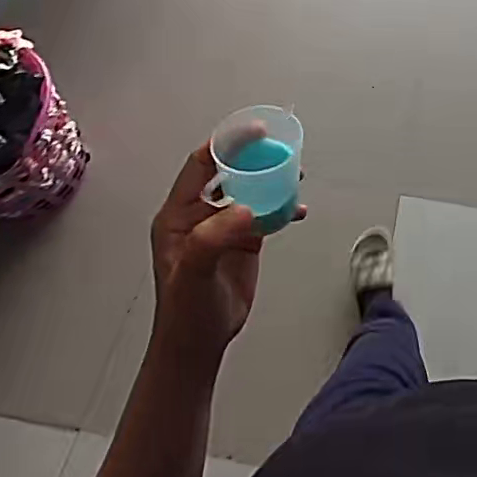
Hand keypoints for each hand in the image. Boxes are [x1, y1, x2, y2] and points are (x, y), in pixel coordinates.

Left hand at [148, 140, 304, 367]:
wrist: (199, 344)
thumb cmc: (185, 310)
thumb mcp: (193, 271)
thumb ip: (213, 237)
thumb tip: (246, 209)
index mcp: (178, 213)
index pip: (202, 164)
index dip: (227, 144)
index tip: (255, 132)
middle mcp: (200, 214)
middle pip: (230, 172)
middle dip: (254, 156)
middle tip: (280, 146)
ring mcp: (223, 227)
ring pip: (250, 190)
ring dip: (271, 180)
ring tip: (294, 173)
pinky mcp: (243, 241)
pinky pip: (266, 213)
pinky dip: (283, 208)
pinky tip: (298, 209)